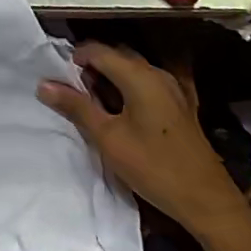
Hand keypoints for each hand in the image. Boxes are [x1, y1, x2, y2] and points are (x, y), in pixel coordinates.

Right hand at [38, 42, 250, 233]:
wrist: (206, 201)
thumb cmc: (154, 166)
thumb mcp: (108, 138)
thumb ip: (76, 107)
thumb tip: (44, 84)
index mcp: (139, 75)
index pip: (98, 50)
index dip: (74, 58)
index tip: (58, 78)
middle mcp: (157, 73)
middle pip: (116, 55)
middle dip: (91, 67)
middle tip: (72, 92)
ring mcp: (171, 88)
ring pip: (131, 69)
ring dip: (108, 78)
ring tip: (91, 104)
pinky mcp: (178, 104)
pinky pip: (144, 83)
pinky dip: (126, 88)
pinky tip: (118, 112)